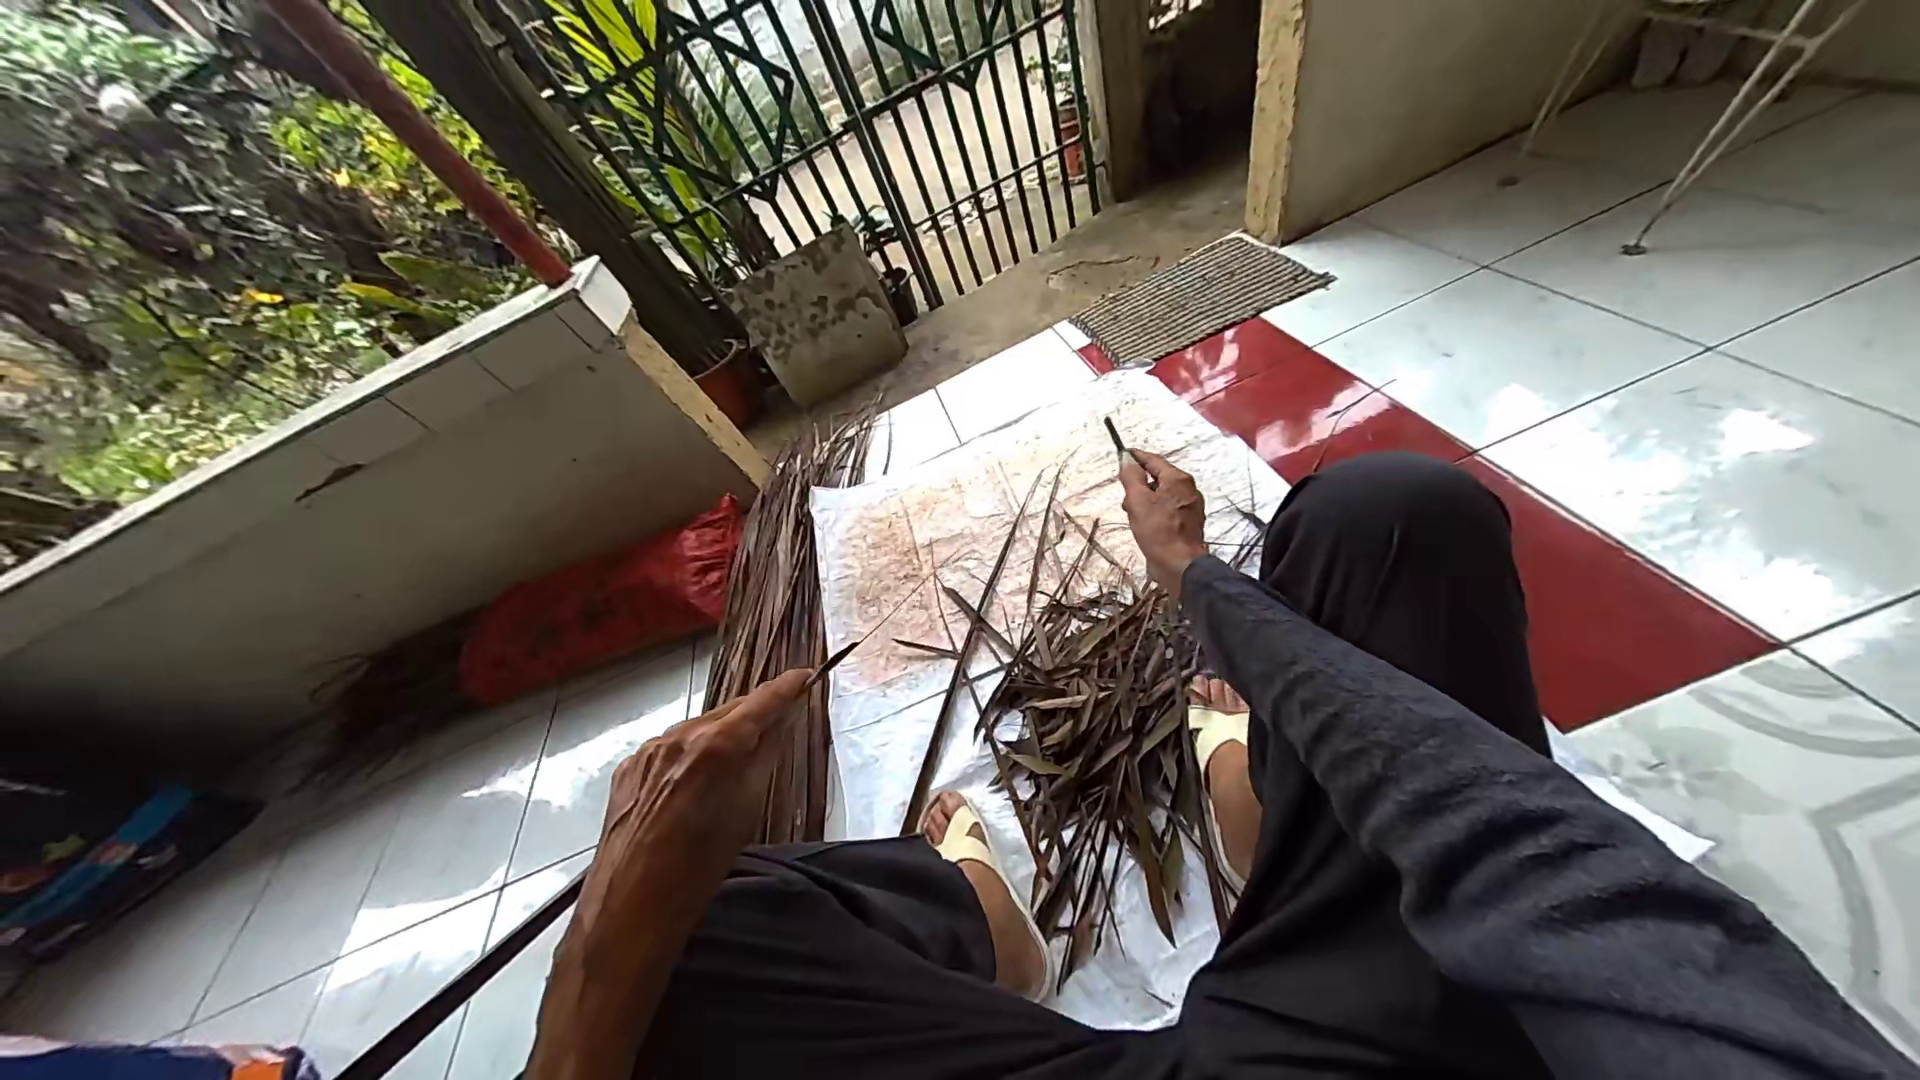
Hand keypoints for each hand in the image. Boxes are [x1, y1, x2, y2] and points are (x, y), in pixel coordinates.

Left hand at [531, 668, 813, 1079]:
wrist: (629, 910)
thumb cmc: (700, 867)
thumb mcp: (748, 807)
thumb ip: (767, 755)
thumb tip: (783, 721)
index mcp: (717, 745)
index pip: (764, 700)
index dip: (789, 686)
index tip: (806, 676)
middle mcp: (681, 735)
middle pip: (732, 709)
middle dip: (757, 711)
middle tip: (781, 720)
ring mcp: (650, 749)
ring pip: (702, 725)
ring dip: (725, 732)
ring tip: (738, 758)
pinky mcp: (629, 766)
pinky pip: (673, 745)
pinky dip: (694, 751)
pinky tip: (698, 779)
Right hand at [1119, 449, 1207, 603]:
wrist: (1180, 564)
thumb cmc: (1157, 530)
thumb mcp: (1137, 500)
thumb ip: (1131, 477)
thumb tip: (1127, 460)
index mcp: (1178, 479)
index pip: (1153, 460)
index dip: (1135, 457)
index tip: (1122, 454)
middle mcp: (1188, 488)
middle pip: (1158, 478)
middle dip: (1139, 485)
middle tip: (1125, 499)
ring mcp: (1191, 505)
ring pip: (1162, 494)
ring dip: (1145, 500)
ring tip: (1133, 516)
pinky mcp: (1189, 521)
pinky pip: (1168, 508)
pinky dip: (1155, 511)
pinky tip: (1145, 524)